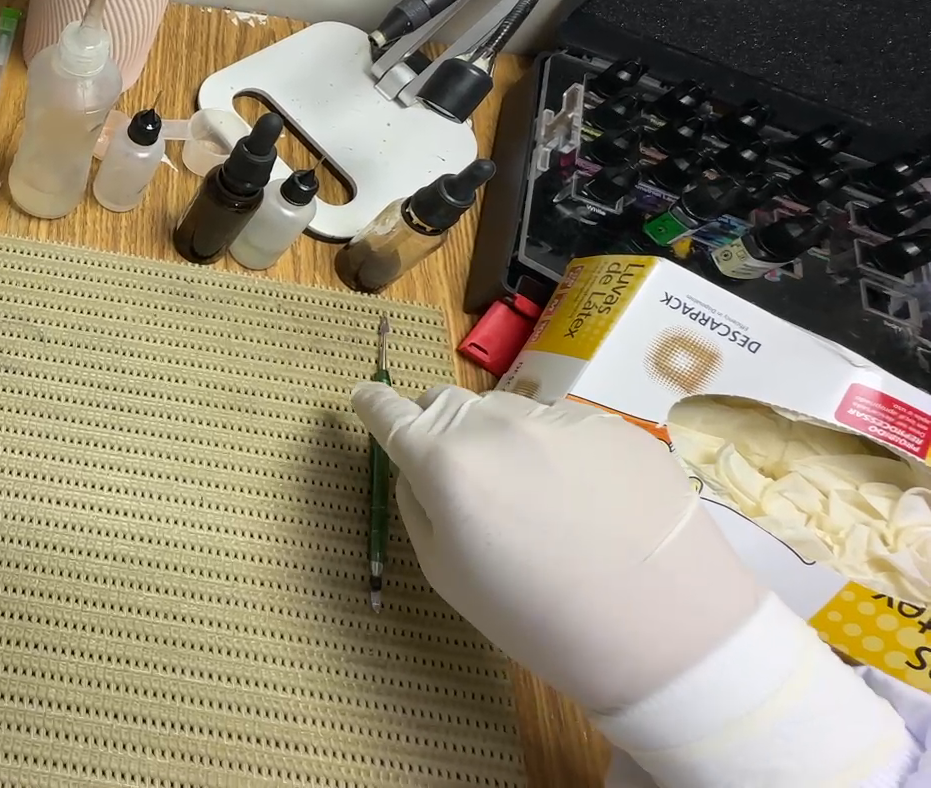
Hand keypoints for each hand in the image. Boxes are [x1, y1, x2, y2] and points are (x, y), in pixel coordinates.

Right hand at [352, 384, 763, 712]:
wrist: (674, 641)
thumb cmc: (536, 617)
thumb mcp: (442, 569)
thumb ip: (416, 501)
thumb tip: (416, 468)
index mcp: (442, 461)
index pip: (385, 407)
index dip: (371, 404)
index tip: (367, 402)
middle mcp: (493, 425)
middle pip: (441, 400)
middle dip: (437, 427)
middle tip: (465, 476)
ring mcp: (557, 420)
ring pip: (503, 411)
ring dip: (499, 438)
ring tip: (538, 495)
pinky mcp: (614, 427)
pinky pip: (561, 425)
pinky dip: (556, 451)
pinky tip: (587, 500)